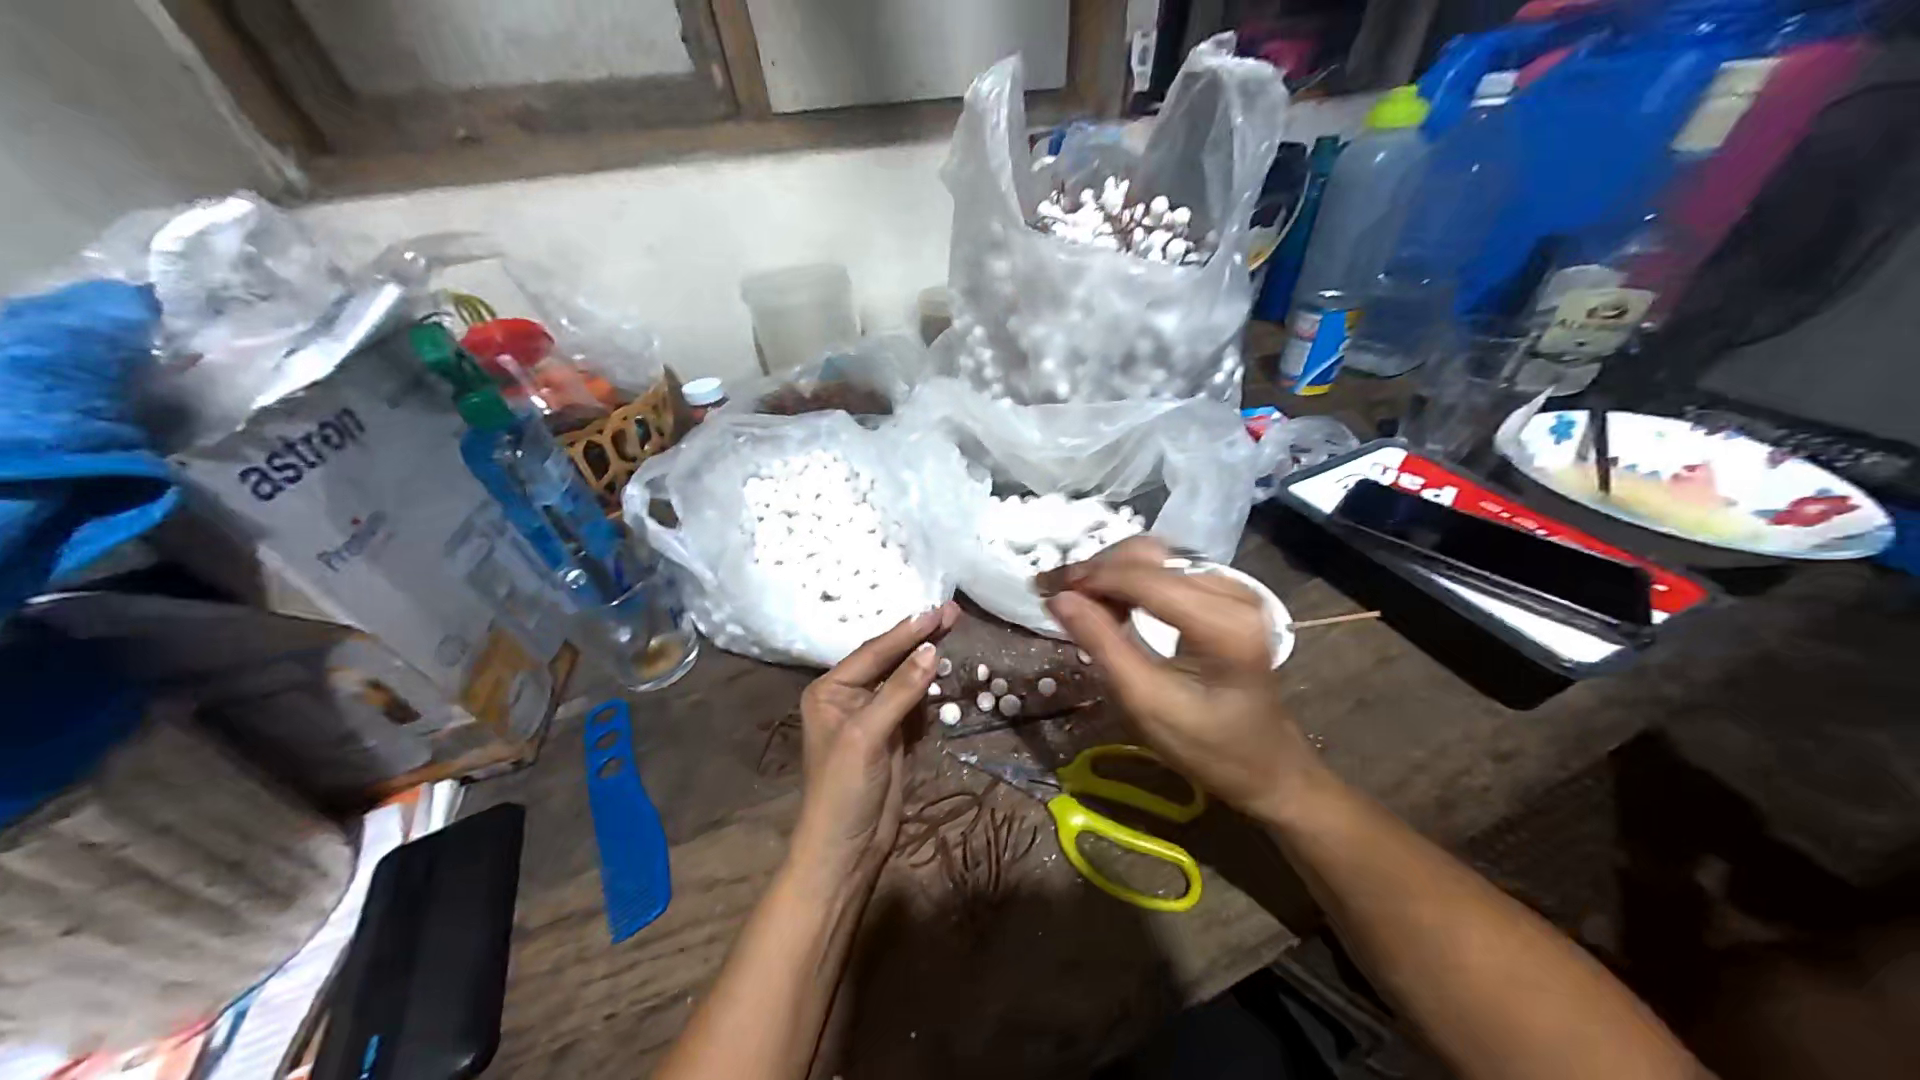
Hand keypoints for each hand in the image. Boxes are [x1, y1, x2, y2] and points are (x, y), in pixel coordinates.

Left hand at [790, 603, 958, 886]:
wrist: (847, 848)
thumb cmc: (844, 788)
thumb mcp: (867, 735)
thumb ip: (900, 691)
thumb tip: (932, 650)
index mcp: (830, 690)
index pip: (874, 652)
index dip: (908, 632)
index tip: (938, 611)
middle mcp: (848, 697)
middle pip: (890, 660)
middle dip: (920, 639)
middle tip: (952, 613)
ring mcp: (872, 717)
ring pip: (904, 680)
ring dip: (928, 662)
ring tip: (954, 634)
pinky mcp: (892, 736)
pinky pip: (914, 704)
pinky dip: (930, 691)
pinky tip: (946, 674)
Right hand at [1037, 538, 1326, 820]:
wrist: (1266, 766)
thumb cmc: (1207, 747)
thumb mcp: (1145, 702)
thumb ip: (1102, 643)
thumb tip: (1058, 598)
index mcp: (1223, 623)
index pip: (1143, 578)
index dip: (1089, 577)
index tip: (1043, 588)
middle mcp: (1233, 592)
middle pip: (1149, 558)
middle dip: (1096, 571)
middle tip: (1054, 593)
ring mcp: (1234, 590)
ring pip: (1156, 559)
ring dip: (1110, 573)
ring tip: (1075, 598)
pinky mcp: (1227, 595)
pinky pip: (1168, 572)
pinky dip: (1131, 581)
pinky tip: (1107, 601)